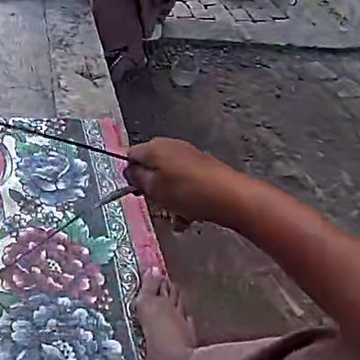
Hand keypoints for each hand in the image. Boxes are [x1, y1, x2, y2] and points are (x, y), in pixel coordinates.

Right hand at [127, 138, 249, 226]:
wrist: (230, 197)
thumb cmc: (188, 192)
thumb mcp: (154, 189)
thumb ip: (136, 178)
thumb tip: (129, 170)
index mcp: (155, 147)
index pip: (130, 155)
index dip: (129, 173)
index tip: (133, 190)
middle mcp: (171, 145)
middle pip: (151, 165)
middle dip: (150, 185)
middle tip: (154, 202)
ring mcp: (188, 154)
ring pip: (168, 176)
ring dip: (168, 194)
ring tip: (175, 214)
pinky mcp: (203, 166)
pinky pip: (184, 181)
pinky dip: (183, 196)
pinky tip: (188, 214)